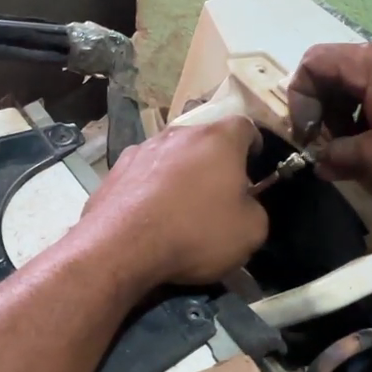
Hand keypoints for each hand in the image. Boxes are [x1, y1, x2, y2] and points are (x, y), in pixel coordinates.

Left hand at [78, 116, 267, 287]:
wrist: (123, 245)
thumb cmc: (195, 232)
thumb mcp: (250, 231)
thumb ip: (255, 208)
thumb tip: (244, 203)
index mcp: (218, 139)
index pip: (244, 126)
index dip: (253, 144)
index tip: (254, 164)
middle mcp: (179, 133)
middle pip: (204, 139)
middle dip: (214, 160)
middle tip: (219, 191)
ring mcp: (143, 147)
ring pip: (171, 154)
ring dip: (180, 172)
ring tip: (180, 206)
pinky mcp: (116, 168)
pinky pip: (144, 172)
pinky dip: (151, 187)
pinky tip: (150, 214)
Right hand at [288, 42, 371, 208]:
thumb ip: (337, 157)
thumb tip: (321, 162)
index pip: (314, 63)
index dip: (300, 100)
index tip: (309, 138)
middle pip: (338, 71)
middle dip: (325, 110)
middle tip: (332, 148)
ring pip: (365, 84)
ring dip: (351, 116)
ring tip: (360, 154)